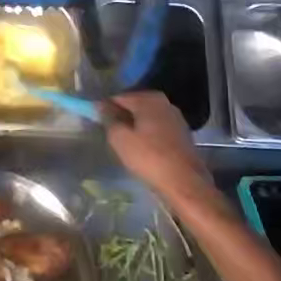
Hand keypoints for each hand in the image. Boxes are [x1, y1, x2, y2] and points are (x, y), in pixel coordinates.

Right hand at [104, 90, 221, 212]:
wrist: (185, 183)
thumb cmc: (149, 158)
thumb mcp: (120, 139)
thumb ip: (109, 119)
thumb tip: (101, 105)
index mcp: (149, 99)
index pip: (118, 97)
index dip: (105, 108)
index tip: (95, 121)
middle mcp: (164, 103)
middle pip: (134, 106)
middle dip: (121, 117)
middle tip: (109, 134)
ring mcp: (176, 118)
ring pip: (146, 118)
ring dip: (134, 127)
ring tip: (124, 144)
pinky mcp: (182, 134)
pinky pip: (157, 129)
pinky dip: (147, 135)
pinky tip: (142, 150)